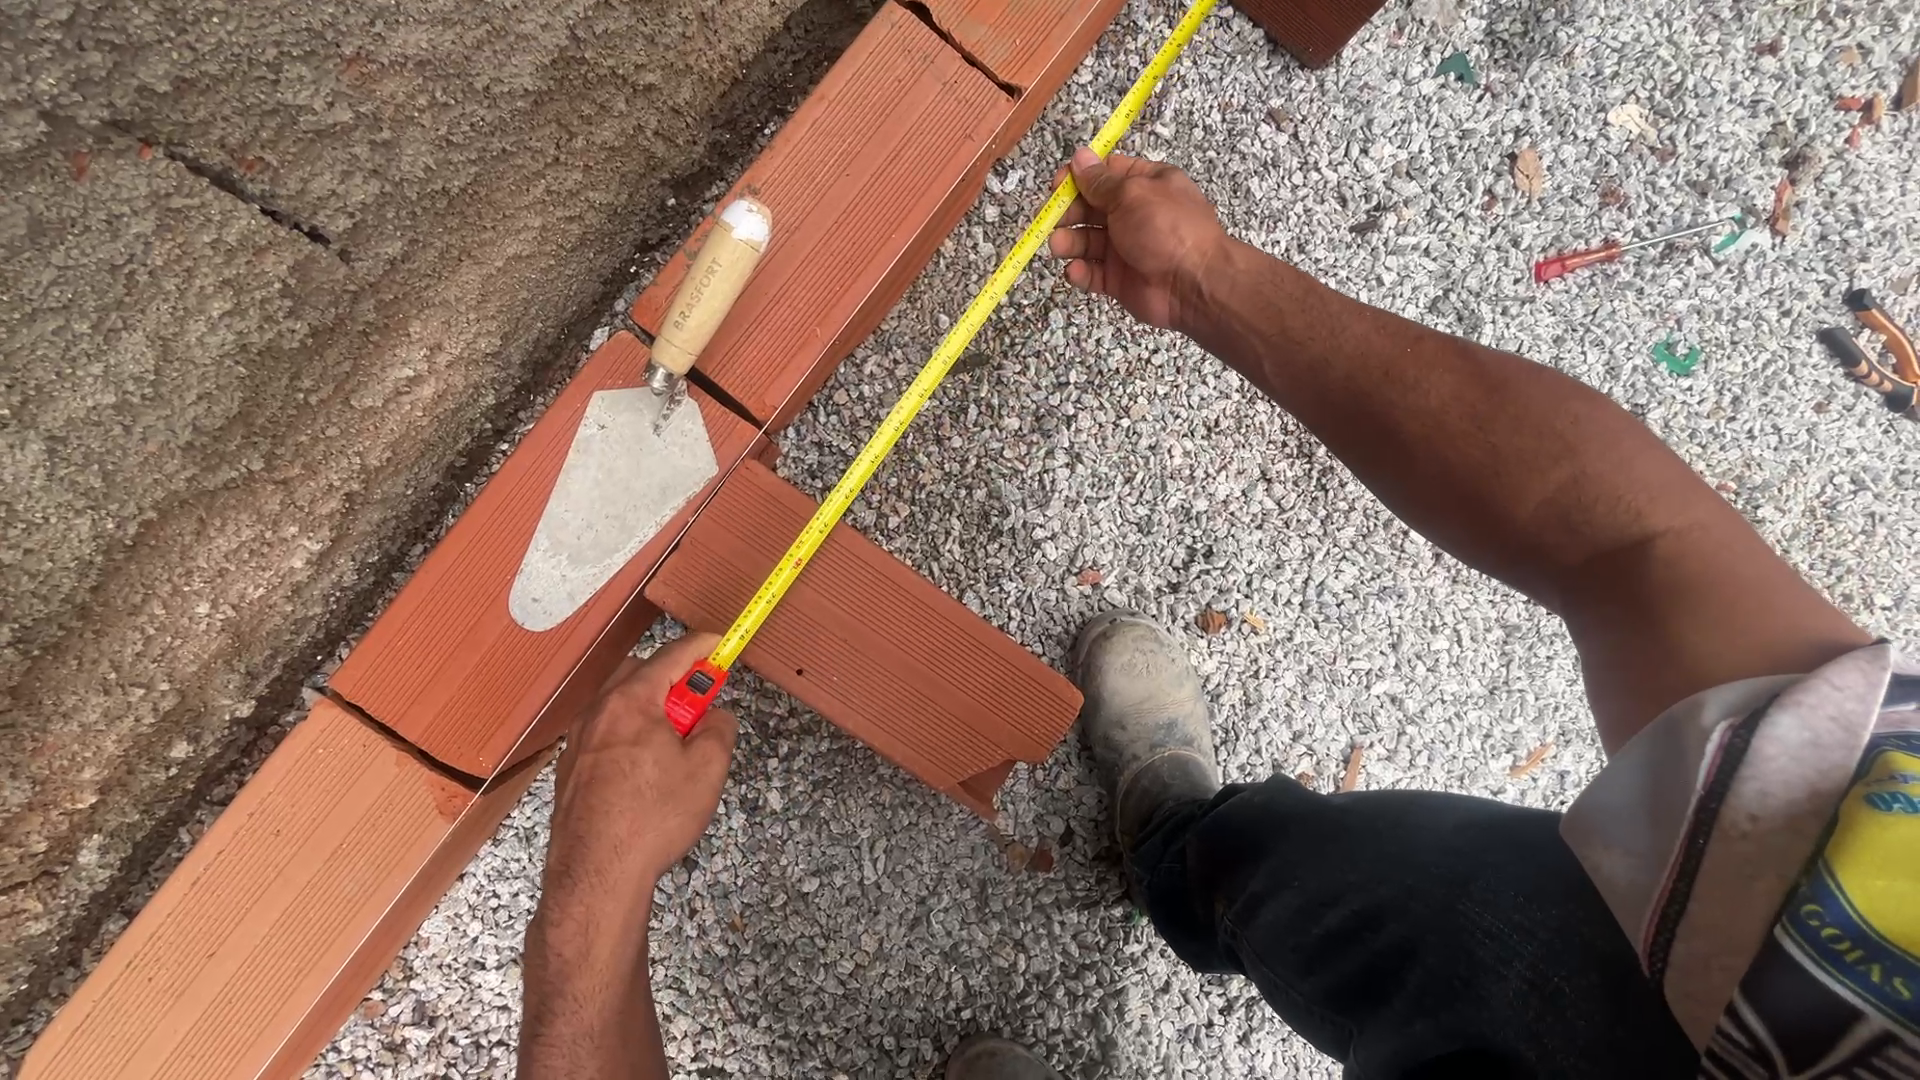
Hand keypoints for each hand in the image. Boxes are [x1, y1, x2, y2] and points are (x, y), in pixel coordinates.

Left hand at [541, 633, 738, 907]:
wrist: (596, 878)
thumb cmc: (653, 819)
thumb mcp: (708, 768)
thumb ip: (719, 727)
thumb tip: (715, 715)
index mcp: (631, 701)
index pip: (674, 655)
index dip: (705, 647)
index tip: (724, 645)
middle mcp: (598, 712)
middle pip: (639, 672)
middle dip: (673, 677)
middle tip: (700, 704)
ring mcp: (578, 742)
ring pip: (619, 703)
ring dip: (651, 708)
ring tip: (676, 745)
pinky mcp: (570, 771)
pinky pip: (606, 732)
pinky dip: (631, 733)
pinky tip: (647, 771)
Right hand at [1047, 148, 1229, 331]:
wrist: (1192, 283)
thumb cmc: (1168, 229)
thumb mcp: (1133, 194)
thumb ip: (1101, 181)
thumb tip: (1079, 157)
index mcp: (1145, 185)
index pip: (1106, 175)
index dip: (1079, 178)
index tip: (1057, 186)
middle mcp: (1134, 215)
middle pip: (1091, 208)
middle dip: (1068, 212)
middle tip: (1050, 219)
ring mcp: (1125, 249)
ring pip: (1087, 242)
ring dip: (1069, 242)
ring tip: (1058, 246)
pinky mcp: (1118, 280)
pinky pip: (1092, 274)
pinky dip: (1080, 272)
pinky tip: (1075, 271)